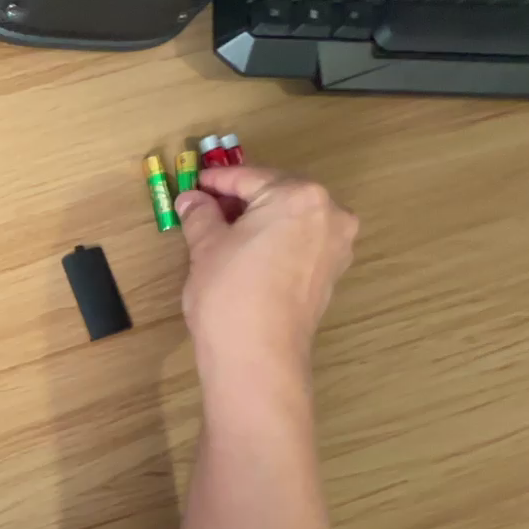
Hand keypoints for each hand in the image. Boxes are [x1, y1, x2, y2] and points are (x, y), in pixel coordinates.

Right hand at [175, 167, 358, 380]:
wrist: (257, 350)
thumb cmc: (227, 293)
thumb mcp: (205, 249)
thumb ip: (200, 217)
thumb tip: (191, 199)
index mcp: (297, 196)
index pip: (251, 178)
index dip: (218, 181)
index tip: (196, 184)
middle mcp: (329, 211)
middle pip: (279, 194)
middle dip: (243, 200)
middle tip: (208, 208)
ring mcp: (337, 241)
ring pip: (293, 218)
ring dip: (261, 220)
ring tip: (227, 234)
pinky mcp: (332, 268)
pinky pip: (302, 241)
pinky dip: (276, 240)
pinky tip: (251, 256)